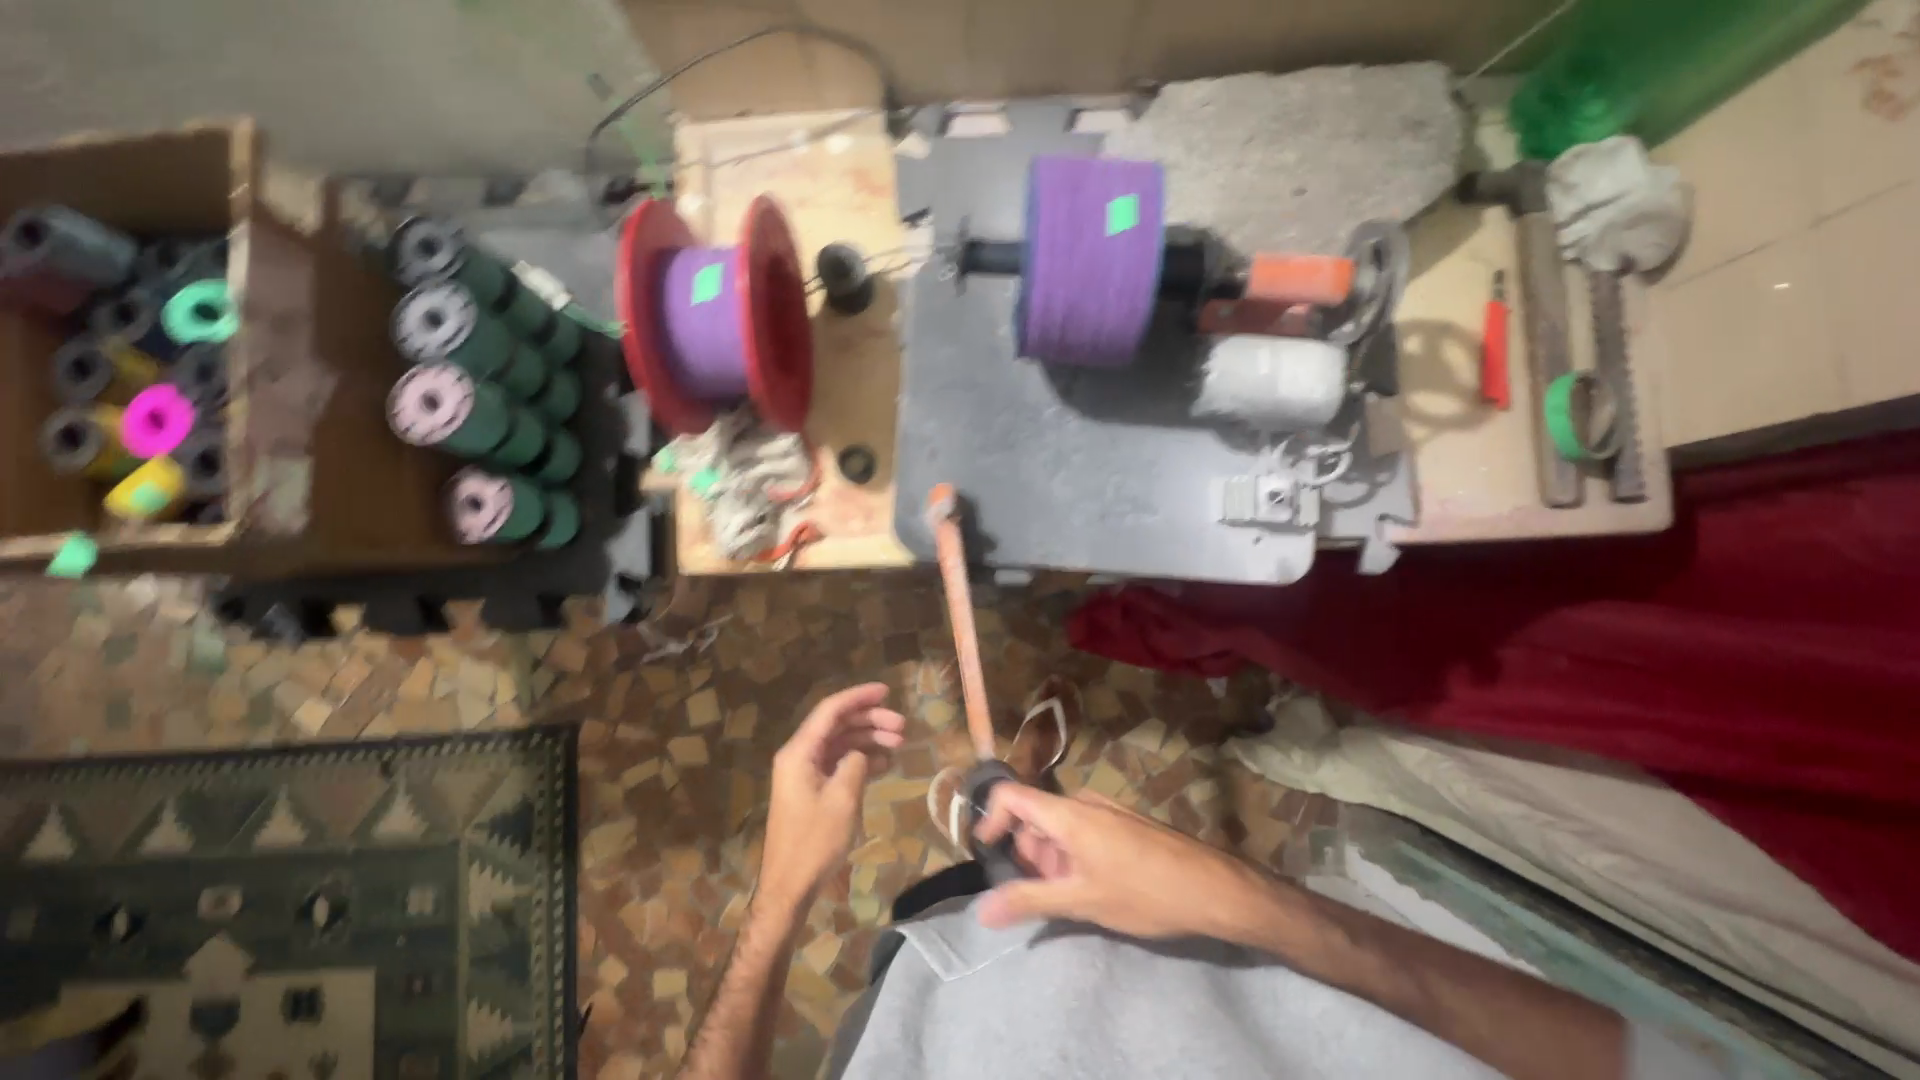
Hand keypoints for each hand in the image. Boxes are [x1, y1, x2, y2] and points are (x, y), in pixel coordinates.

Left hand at [756, 683, 906, 910]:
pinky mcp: (812, 791)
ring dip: (868, 740)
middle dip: (870, 720)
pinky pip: (838, 763)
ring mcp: (804, 774)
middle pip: (837, 725)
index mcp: (799, 752)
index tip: (887, 691)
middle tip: (902, 727)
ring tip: (900, 744)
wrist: (790, 884)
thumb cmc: (814, 841)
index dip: (859, 697)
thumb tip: (861, 753)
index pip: (831, 710)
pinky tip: (885, 763)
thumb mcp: (842, 799)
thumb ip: (855, 764)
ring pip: (840, 743)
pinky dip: (861, 760)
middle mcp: (799, 756)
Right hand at [973, 785, 1266, 938]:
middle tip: (1047, 894)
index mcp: (1067, 813)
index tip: (987, 855)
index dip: (989, 820)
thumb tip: (981, 911)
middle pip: (1034, 818)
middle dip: (1029, 855)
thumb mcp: (1081, 901)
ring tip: (1077, 898)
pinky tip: (1098, 889)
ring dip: (1054, 862)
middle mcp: (1083, 803)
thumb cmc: (1145, 892)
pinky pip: (1083, 832)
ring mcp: (1106, 811)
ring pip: (1059, 829)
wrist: (1215, 889)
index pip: (1011, 796)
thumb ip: (1029, 901)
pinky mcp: (1124, 824)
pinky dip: (1076, 858)